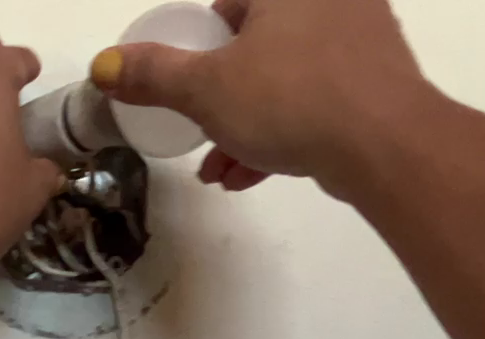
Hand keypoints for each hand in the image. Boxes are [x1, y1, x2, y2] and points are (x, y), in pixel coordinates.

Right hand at [89, 0, 437, 197]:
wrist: (381, 143)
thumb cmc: (288, 100)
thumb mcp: (205, 90)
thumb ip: (153, 76)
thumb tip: (103, 64)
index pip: (228, 3)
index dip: (202, 42)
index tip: (190, 81)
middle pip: (255, 42)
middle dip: (219, 97)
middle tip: (197, 133)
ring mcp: (358, 35)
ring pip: (282, 78)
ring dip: (242, 126)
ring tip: (217, 171)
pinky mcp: (373, 77)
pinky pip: (311, 99)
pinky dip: (278, 133)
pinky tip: (248, 174)